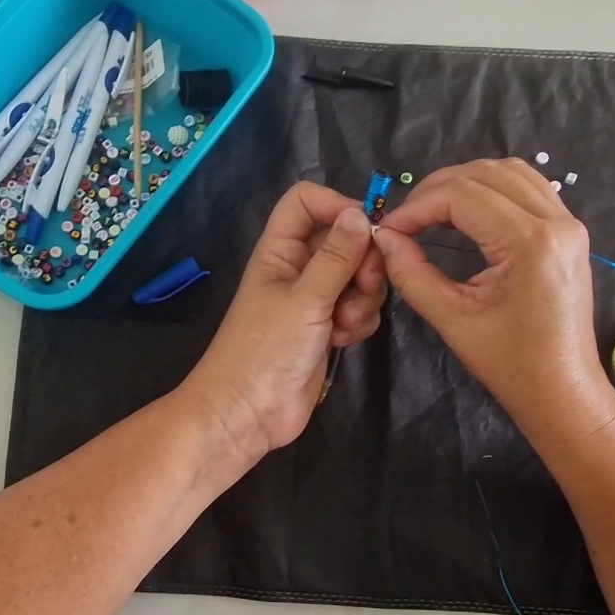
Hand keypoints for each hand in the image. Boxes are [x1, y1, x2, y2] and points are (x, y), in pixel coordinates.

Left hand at [180, 182, 386, 466]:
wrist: (247, 413)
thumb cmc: (265, 350)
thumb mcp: (305, 299)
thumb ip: (336, 257)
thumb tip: (360, 214)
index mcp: (280, 249)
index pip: (307, 201)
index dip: (338, 206)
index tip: (367, 230)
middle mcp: (298, 268)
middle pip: (344, 239)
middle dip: (363, 263)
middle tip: (362, 288)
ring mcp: (314, 299)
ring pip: (358, 276)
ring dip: (363, 298)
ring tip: (343, 324)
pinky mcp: (327, 328)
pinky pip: (358, 308)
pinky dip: (358, 322)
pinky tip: (342, 341)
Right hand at [373, 159, 614, 438]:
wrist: (562, 391)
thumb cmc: (509, 364)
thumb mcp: (451, 318)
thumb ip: (411, 272)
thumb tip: (382, 237)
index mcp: (530, 242)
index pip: (462, 196)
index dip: (417, 207)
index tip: (387, 229)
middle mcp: (556, 221)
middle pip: (486, 173)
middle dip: (437, 189)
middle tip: (404, 220)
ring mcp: (569, 223)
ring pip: (510, 171)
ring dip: (465, 182)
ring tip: (431, 211)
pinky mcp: (569, 233)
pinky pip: (528, 188)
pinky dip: (491, 189)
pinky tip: (467, 213)